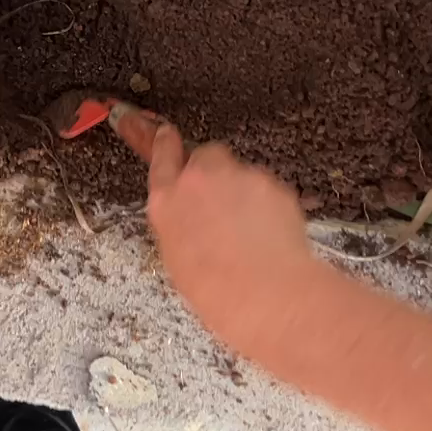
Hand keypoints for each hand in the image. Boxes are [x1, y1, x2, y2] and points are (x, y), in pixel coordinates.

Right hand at [141, 116, 322, 343]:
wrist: (269, 297)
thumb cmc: (220, 292)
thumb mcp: (177, 258)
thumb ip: (177, 223)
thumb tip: (188, 218)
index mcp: (166, 201)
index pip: (161, 155)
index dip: (164, 142)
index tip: (165, 133)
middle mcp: (196, 180)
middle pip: (205, 155)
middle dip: (213, 171)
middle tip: (222, 201)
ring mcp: (235, 177)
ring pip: (239, 171)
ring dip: (242, 190)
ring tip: (251, 231)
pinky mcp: (270, 184)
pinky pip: (267, 186)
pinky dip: (268, 203)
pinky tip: (271, 233)